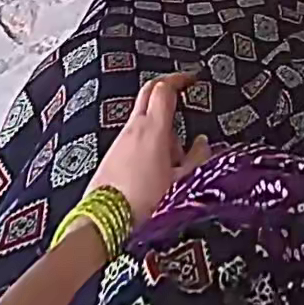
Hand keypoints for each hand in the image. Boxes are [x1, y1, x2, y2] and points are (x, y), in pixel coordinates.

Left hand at [78, 72, 210, 235]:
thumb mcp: (181, 183)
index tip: (191, 79)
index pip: (164, 88)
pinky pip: (134, 136)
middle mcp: (134, 128)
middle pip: (148, 92)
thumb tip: (202, 142)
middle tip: (180, 89)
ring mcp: (120, 140)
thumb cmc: (144, 203)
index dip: (179, 79)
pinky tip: (156, 168)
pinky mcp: (111, 155)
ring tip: (174, 157)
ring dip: (160, 123)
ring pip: (143, 117)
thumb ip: (197, 158)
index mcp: (154, 128)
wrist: (101, 225)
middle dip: (166, 86)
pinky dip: (148, 140)